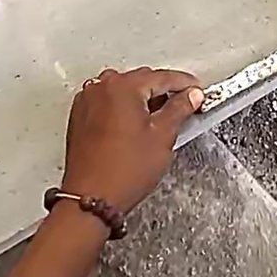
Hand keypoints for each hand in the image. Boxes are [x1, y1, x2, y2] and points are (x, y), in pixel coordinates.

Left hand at [61, 67, 202, 212]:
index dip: (184, 84)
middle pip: (142, 80)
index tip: (196, 90)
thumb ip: (180, 108)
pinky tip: (136, 124)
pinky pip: (108, 101)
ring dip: (142, 98)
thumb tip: (191, 95)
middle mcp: (101, 88)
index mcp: (123, 87)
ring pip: (124, 90)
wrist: (91, 200)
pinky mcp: (80, 117)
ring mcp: (88, 102)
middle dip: (163, 91)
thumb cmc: (122, 171)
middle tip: (184, 104)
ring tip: (160, 117)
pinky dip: (123, 107)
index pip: (162, 77)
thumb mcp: (163, 136)